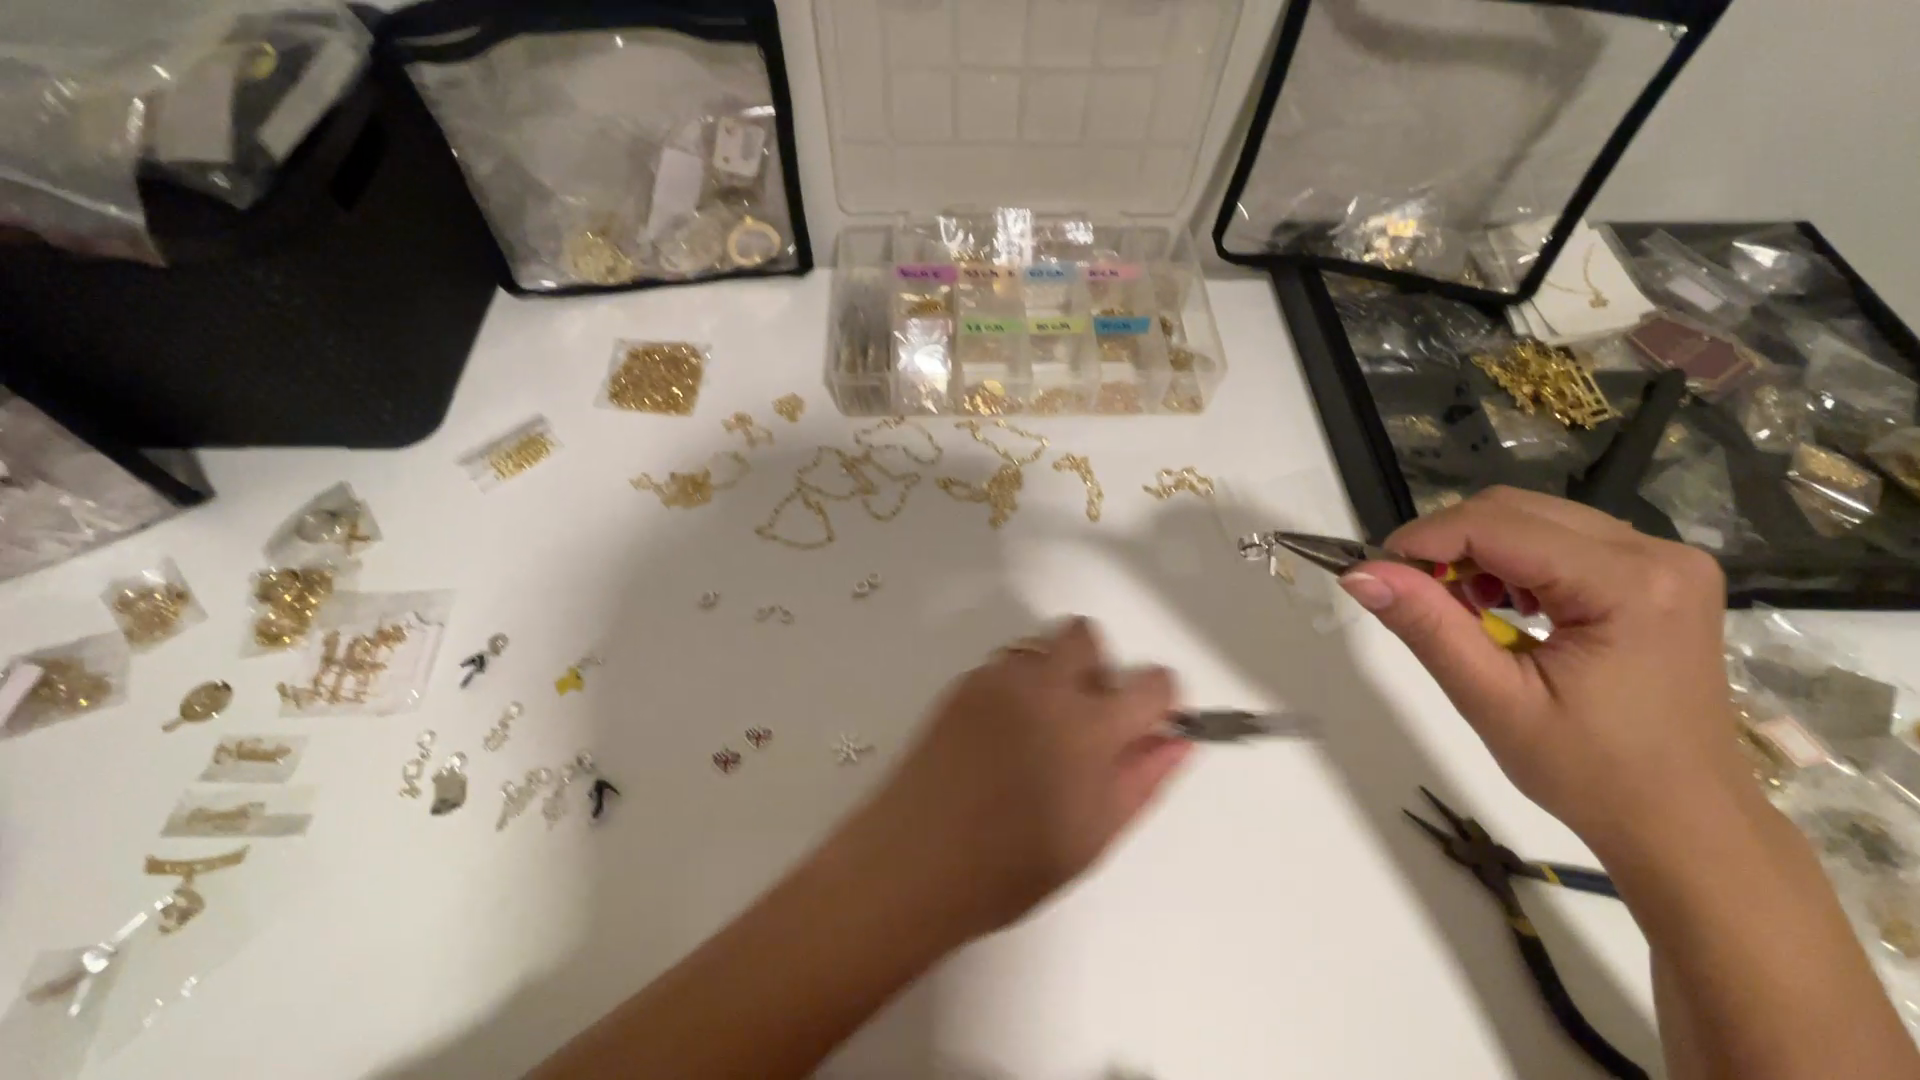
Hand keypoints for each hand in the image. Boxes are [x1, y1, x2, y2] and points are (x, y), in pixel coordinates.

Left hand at [851, 617, 1191, 941]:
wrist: (912, 864)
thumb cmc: (1012, 867)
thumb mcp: (1094, 835)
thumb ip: (1143, 779)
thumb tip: (1177, 739)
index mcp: (1089, 727)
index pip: (1152, 681)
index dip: (1159, 700)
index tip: (1147, 725)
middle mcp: (1045, 688)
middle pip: (1085, 637)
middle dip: (1097, 668)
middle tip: (1086, 723)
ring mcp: (996, 682)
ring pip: (1040, 648)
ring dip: (1052, 676)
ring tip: (1037, 735)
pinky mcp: (959, 688)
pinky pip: (1002, 668)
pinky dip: (1014, 689)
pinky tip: (998, 740)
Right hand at [1337, 487, 1751, 853]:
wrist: (1684, 822)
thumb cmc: (1591, 772)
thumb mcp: (1493, 701)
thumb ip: (1428, 627)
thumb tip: (1359, 573)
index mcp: (1628, 584)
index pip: (1499, 526)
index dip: (1425, 539)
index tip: (1375, 571)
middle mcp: (1657, 553)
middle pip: (1518, 510)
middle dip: (1451, 543)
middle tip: (1413, 595)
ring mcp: (1666, 561)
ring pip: (1538, 519)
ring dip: (1481, 551)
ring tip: (1459, 608)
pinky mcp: (1661, 576)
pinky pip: (1566, 541)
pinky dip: (1516, 562)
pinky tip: (1504, 606)